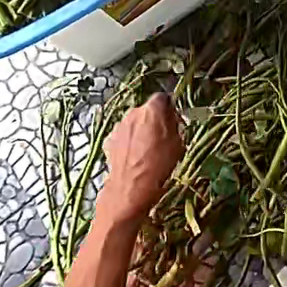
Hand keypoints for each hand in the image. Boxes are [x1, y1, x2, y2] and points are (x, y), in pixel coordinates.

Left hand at [99, 93, 182, 223]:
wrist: (130, 188)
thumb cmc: (159, 165)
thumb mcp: (178, 144)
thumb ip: (174, 126)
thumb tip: (171, 118)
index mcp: (152, 110)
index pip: (162, 98)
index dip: (168, 108)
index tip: (174, 120)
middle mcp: (133, 112)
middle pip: (146, 110)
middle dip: (153, 119)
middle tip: (162, 136)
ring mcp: (118, 126)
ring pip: (134, 122)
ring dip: (140, 130)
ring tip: (147, 149)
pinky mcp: (109, 139)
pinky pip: (123, 135)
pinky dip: (129, 141)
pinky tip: (134, 156)